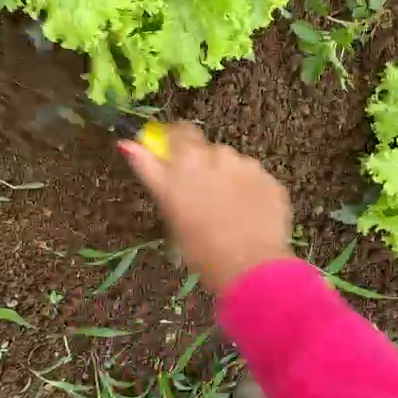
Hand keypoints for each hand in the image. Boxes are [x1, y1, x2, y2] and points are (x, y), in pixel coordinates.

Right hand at [120, 123, 292, 293]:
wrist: (249, 265)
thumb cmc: (198, 244)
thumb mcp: (167, 208)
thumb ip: (148, 169)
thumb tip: (127, 144)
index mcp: (187, 158)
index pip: (177, 132)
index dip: (174, 143)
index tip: (171, 159)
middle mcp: (217, 154)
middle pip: (205, 150)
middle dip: (201, 166)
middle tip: (199, 196)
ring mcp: (247, 166)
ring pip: (231, 165)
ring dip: (226, 179)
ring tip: (225, 212)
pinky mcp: (270, 180)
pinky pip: (254, 180)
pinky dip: (248, 192)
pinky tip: (245, 217)